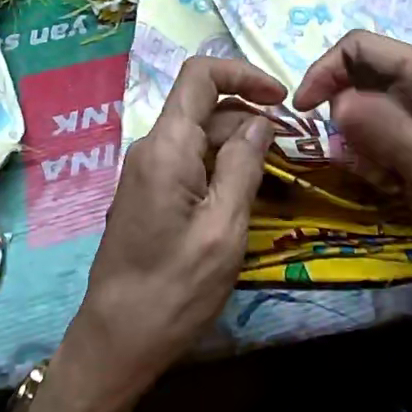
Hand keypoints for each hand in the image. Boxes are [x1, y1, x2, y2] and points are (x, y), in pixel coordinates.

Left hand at [29, 59, 281, 411]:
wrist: (118, 337)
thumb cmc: (175, 287)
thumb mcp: (224, 227)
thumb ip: (243, 165)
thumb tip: (260, 120)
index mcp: (166, 147)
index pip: (199, 76)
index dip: (242, 74)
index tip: (281, 98)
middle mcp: (150, 148)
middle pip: (202, 108)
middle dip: (248, 117)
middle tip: (293, 148)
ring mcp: (145, 171)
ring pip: (197, 136)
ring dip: (237, 144)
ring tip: (277, 174)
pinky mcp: (147, 193)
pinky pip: (187, 162)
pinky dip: (219, 166)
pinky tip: (244, 194)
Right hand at [291, 30, 411, 262]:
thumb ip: (381, 127)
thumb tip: (334, 103)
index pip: (358, 46)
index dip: (324, 71)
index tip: (304, 111)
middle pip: (360, 77)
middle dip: (346, 117)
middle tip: (355, 158)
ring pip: (368, 107)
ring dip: (362, 142)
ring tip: (384, 177)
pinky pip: (386, 131)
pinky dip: (378, 155)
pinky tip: (396, 182)